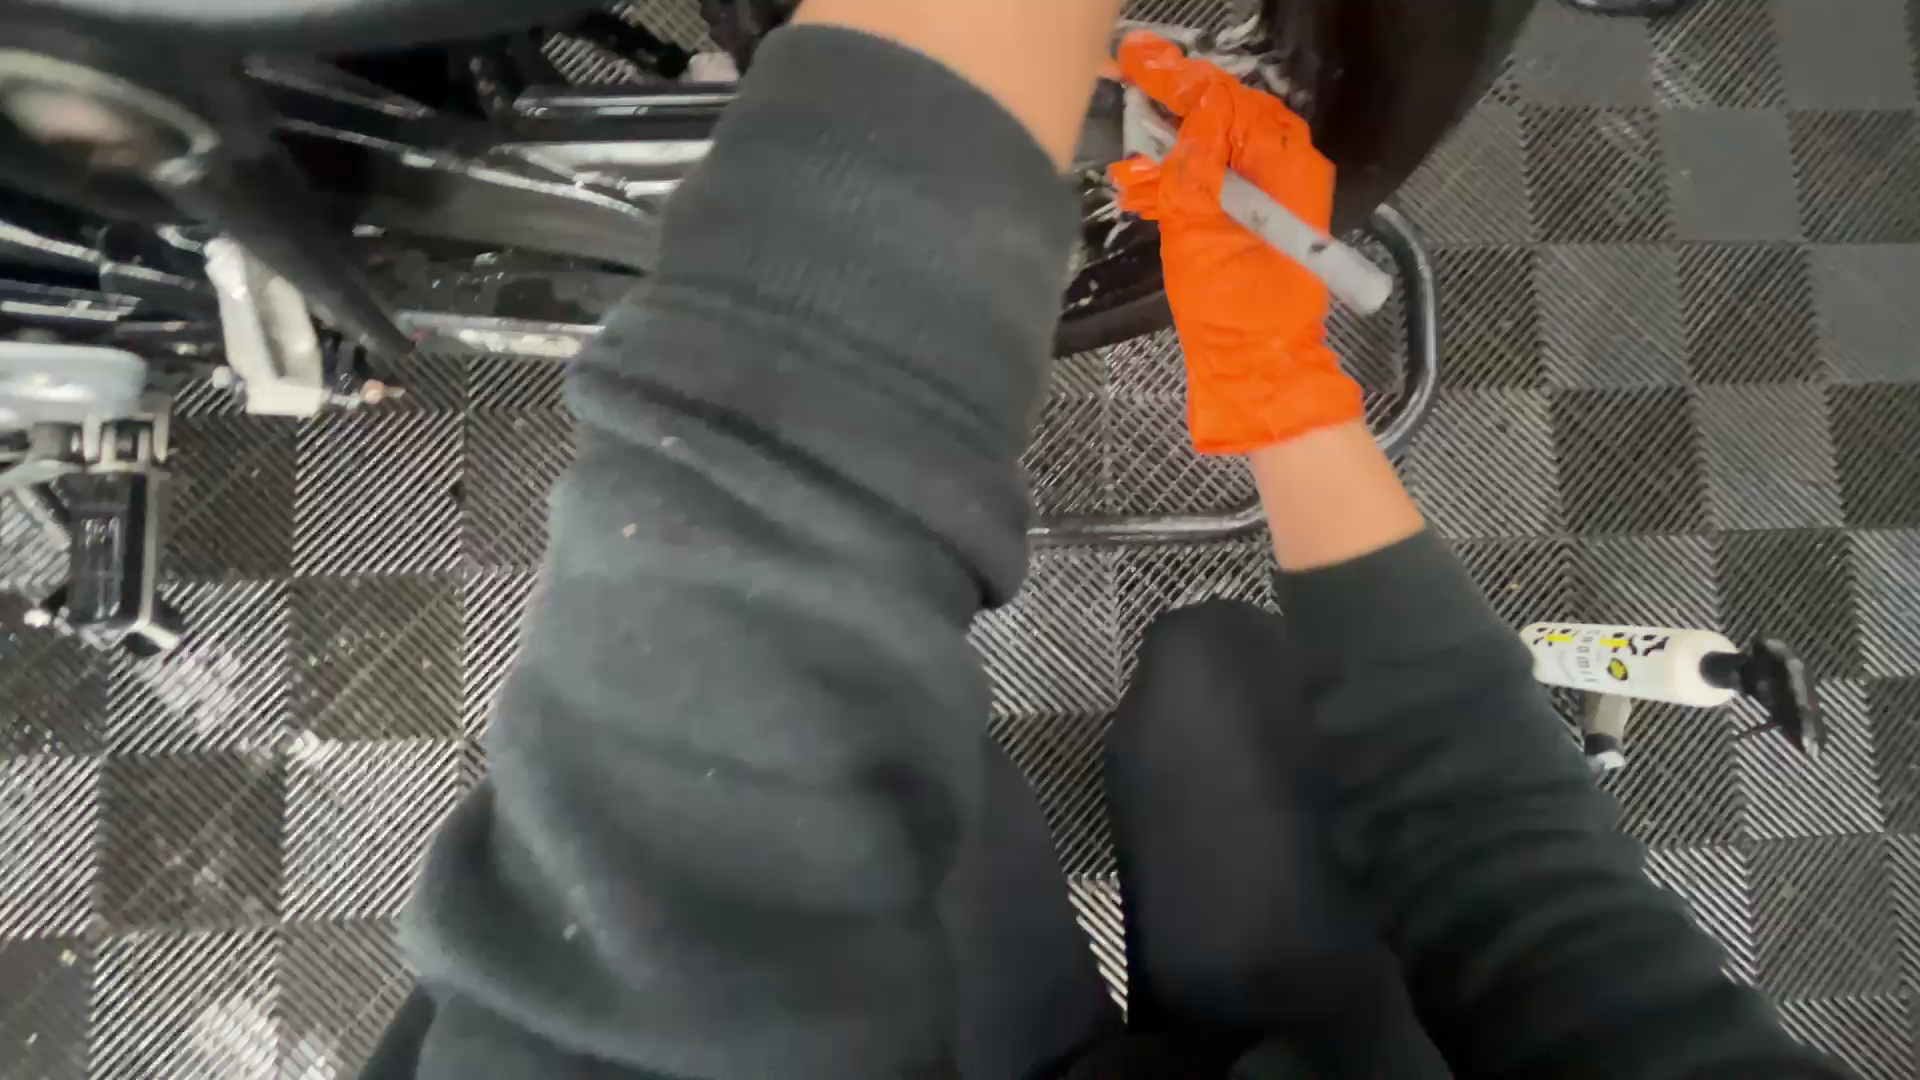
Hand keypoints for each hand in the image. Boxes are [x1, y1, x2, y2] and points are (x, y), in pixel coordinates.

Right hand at [1109, 31, 1363, 455]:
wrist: (1253, 372)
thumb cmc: (1232, 311)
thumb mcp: (1201, 234)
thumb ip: (1194, 170)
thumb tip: (1188, 116)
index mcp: (1283, 166)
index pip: (1227, 103)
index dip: (1179, 81)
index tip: (1137, 61)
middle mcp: (1284, 174)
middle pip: (1224, 123)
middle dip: (1171, 117)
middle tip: (1126, 102)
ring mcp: (1269, 203)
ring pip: (1214, 158)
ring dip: (1168, 160)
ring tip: (1127, 174)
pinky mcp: (1249, 230)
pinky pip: (1213, 191)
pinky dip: (1179, 190)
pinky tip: (1143, 194)